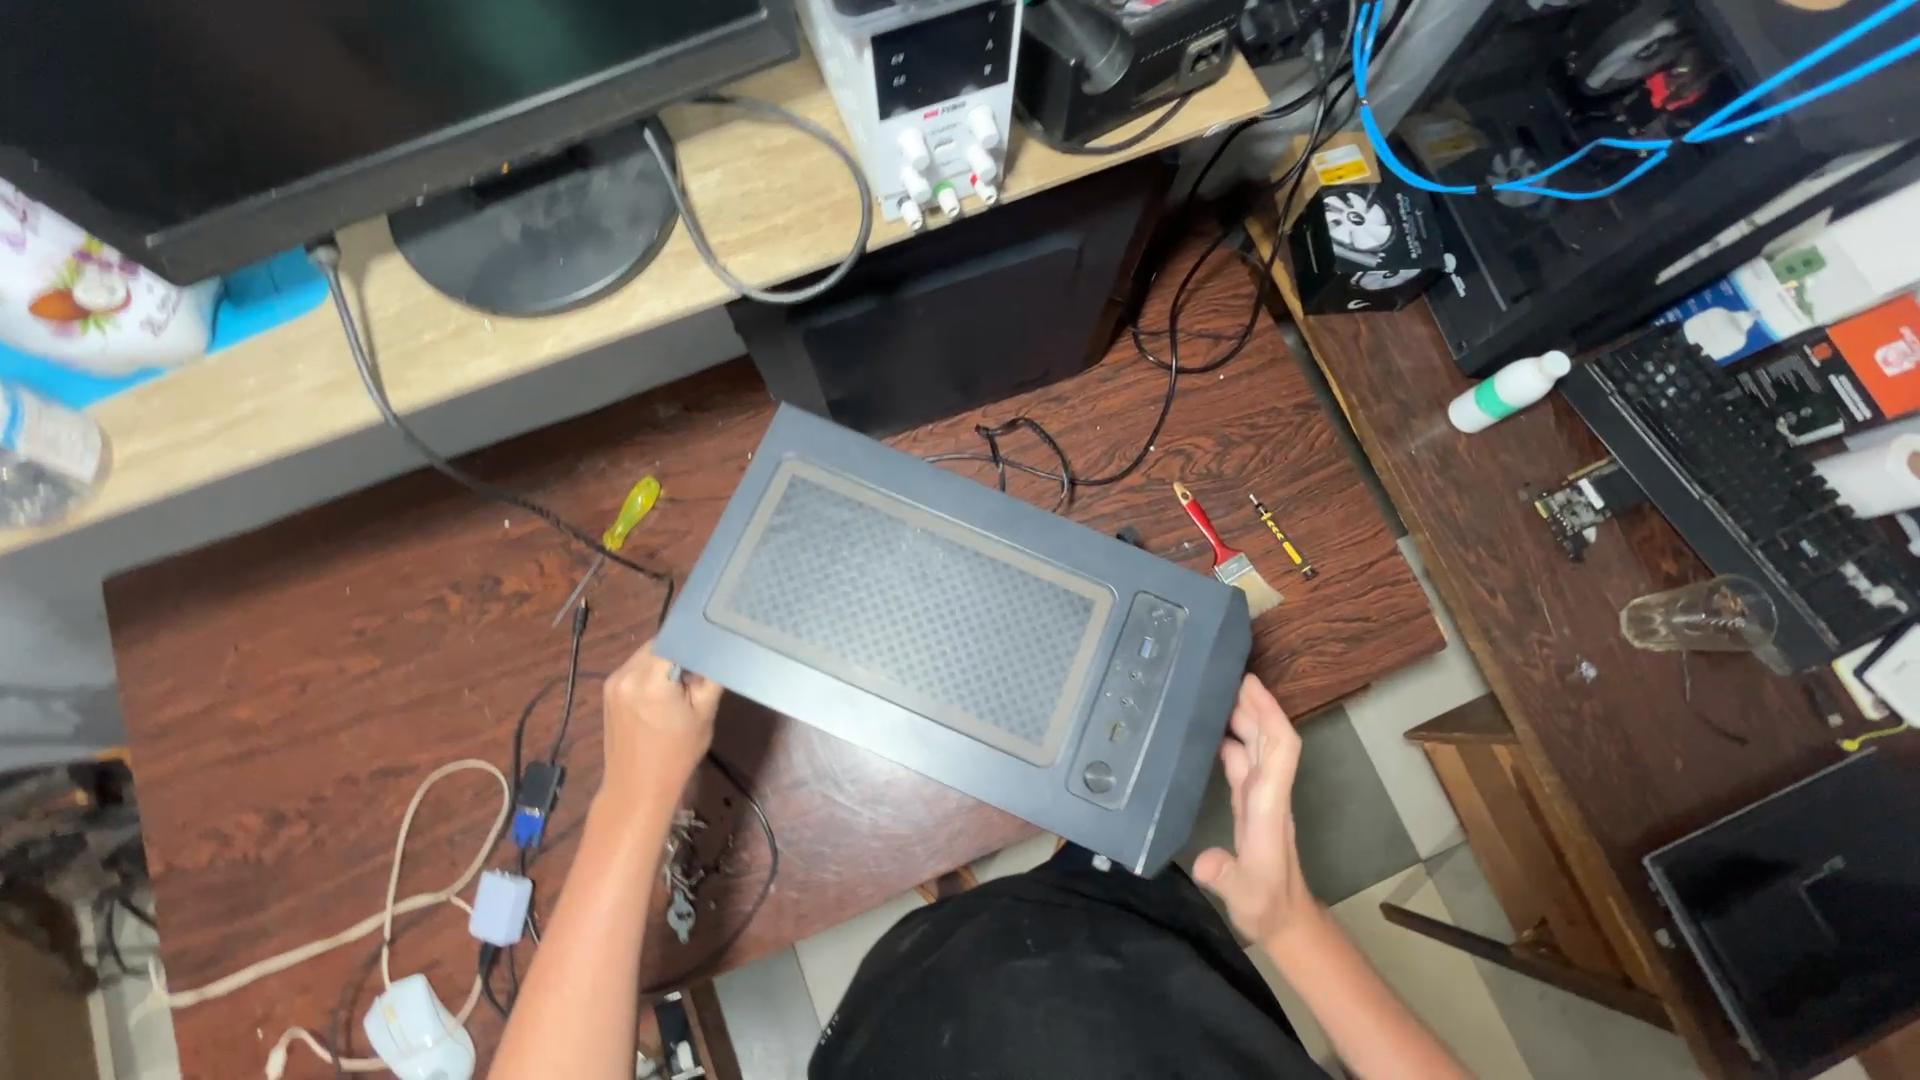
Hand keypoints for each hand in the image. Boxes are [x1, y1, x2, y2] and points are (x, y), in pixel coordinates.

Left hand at [599, 640, 722, 807]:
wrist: (636, 788)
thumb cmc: (676, 754)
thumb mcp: (704, 715)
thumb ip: (710, 677)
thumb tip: (717, 651)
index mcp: (651, 680)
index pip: (675, 639)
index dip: (695, 638)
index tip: (713, 642)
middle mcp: (626, 675)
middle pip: (660, 644)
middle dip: (682, 649)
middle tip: (702, 664)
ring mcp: (613, 682)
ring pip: (647, 654)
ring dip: (667, 659)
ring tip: (685, 679)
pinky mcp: (608, 691)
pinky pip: (636, 667)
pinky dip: (653, 670)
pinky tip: (666, 689)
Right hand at [1193, 675, 1317, 944]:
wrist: (1282, 920)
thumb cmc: (1266, 905)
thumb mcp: (1246, 895)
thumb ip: (1226, 875)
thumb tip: (1205, 861)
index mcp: (1269, 804)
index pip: (1280, 748)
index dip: (1269, 714)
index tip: (1252, 684)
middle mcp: (1268, 792)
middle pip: (1268, 737)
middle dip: (1254, 703)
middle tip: (1226, 673)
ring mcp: (1259, 797)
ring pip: (1256, 746)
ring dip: (1243, 717)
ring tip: (1216, 692)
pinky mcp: (1248, 804)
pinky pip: (1242, 761)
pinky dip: (1230, 740)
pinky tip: (1211, 731)